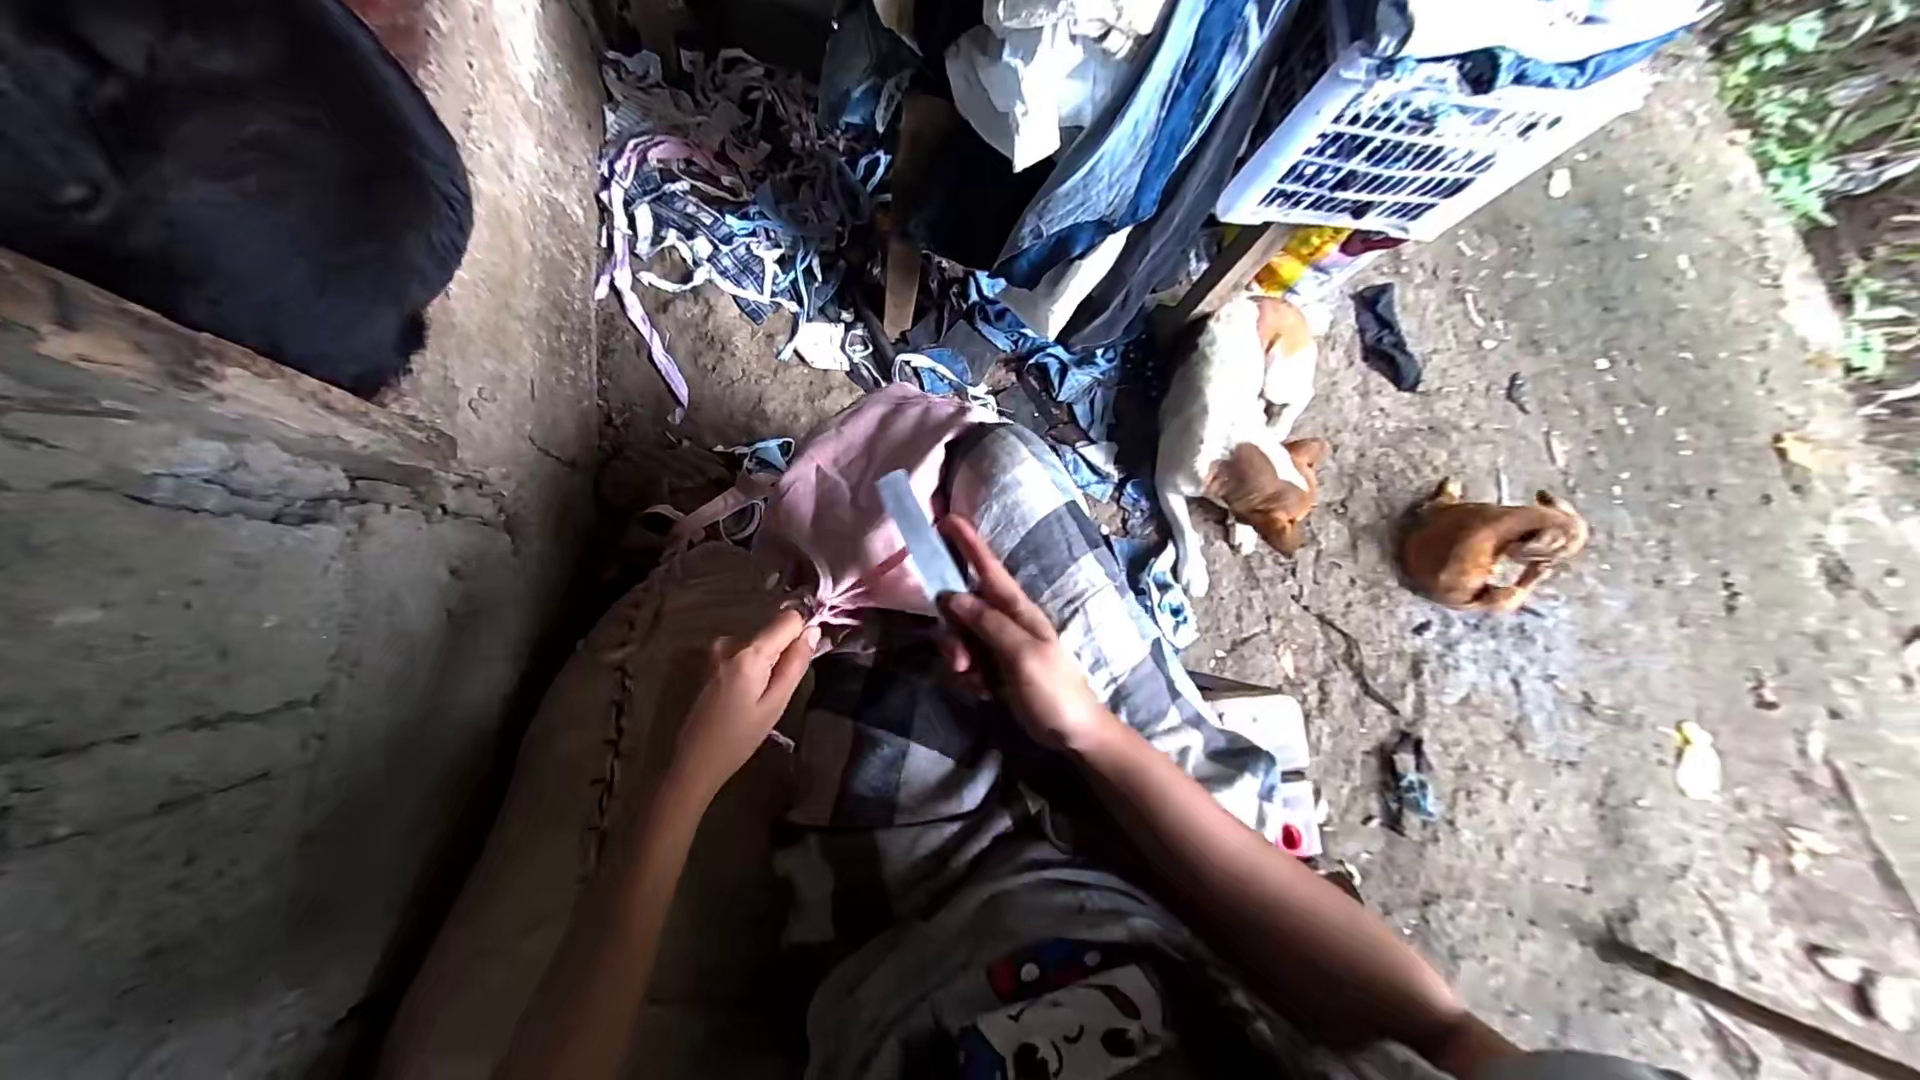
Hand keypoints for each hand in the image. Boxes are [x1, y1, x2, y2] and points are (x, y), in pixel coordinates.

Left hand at [672, 609, 817, 794]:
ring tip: (759, 697)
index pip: (789, 620)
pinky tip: (744, 695)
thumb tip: (813, 630)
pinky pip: (745, 652)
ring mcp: (717, 652)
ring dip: (767, 663)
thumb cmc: (739, 738)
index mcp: (749, 653)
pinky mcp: (710, 662)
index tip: (800, 663)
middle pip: (773, 631)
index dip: (801, 636)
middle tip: (776, 690)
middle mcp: (731, 643)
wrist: (695, 761)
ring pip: (760, 643)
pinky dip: (752, 667)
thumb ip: (795, 664)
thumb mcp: (776, 704)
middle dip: (783, 654)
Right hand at [938, 515, 1121, 754]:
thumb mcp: (1023, 655)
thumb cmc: (1054, 690)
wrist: (1072, 732)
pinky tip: (984, 692)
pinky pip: (964, 661)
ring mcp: (997, 644)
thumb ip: (988, 623)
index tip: (946, 518)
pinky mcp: (992, 667)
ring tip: (976, 682)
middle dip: (953, 632)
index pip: (987, 568)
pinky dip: (967, 677)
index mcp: (1016, 609)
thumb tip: (952, 596)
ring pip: (958, 636)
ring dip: (959, 659)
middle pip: (960, 607)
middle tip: (962, 663)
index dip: (968, 543)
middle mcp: (1004, 620)